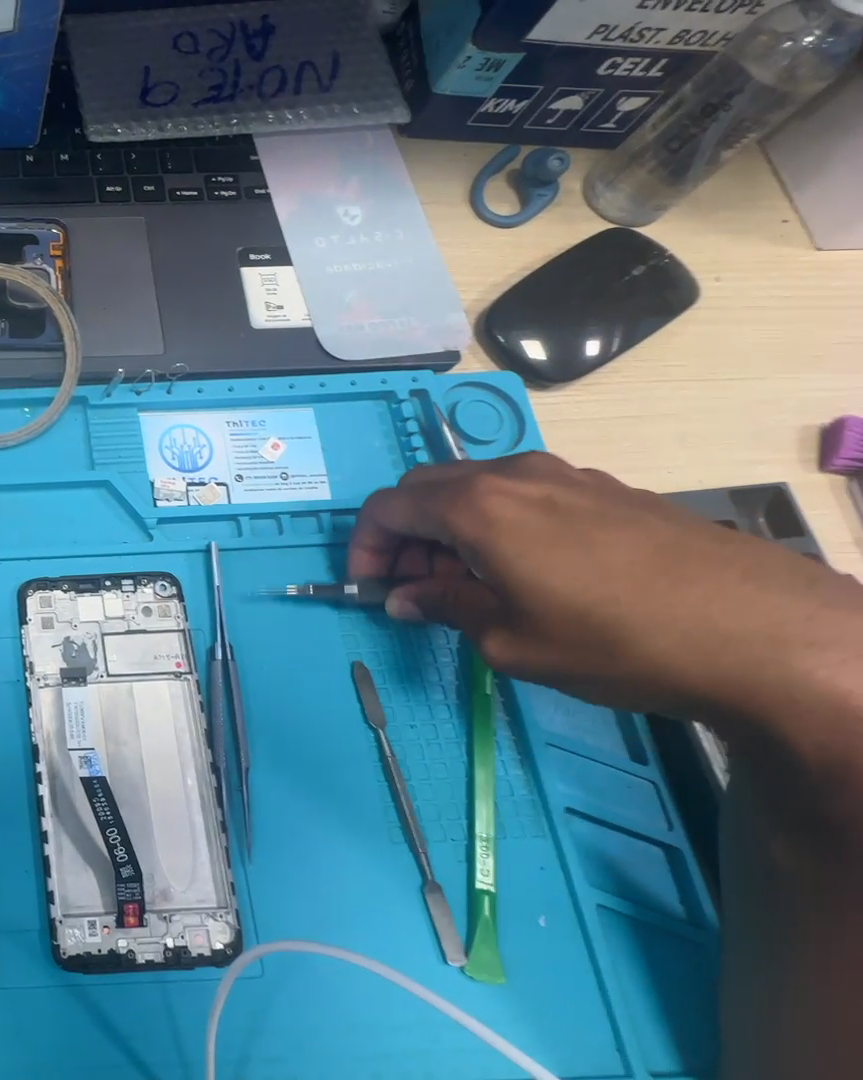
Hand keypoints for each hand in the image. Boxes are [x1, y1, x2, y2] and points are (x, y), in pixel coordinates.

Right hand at [348, 452, 862, 722]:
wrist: (765, 633)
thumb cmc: (614, 641)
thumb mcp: (508, 641)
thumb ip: (444, 608)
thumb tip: (407, 599)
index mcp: (476, 506)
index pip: (387, 507)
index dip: (363, 548)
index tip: (371, 589)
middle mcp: (514, 475)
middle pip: (426, 488)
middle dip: (403, 535)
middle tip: (412, 588)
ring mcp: (567, 477)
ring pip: (476, 488)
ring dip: (449, 529)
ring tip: (468, 584)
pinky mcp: (608, 490)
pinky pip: (524, 495)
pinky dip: (497, 524)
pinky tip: (524, 572)